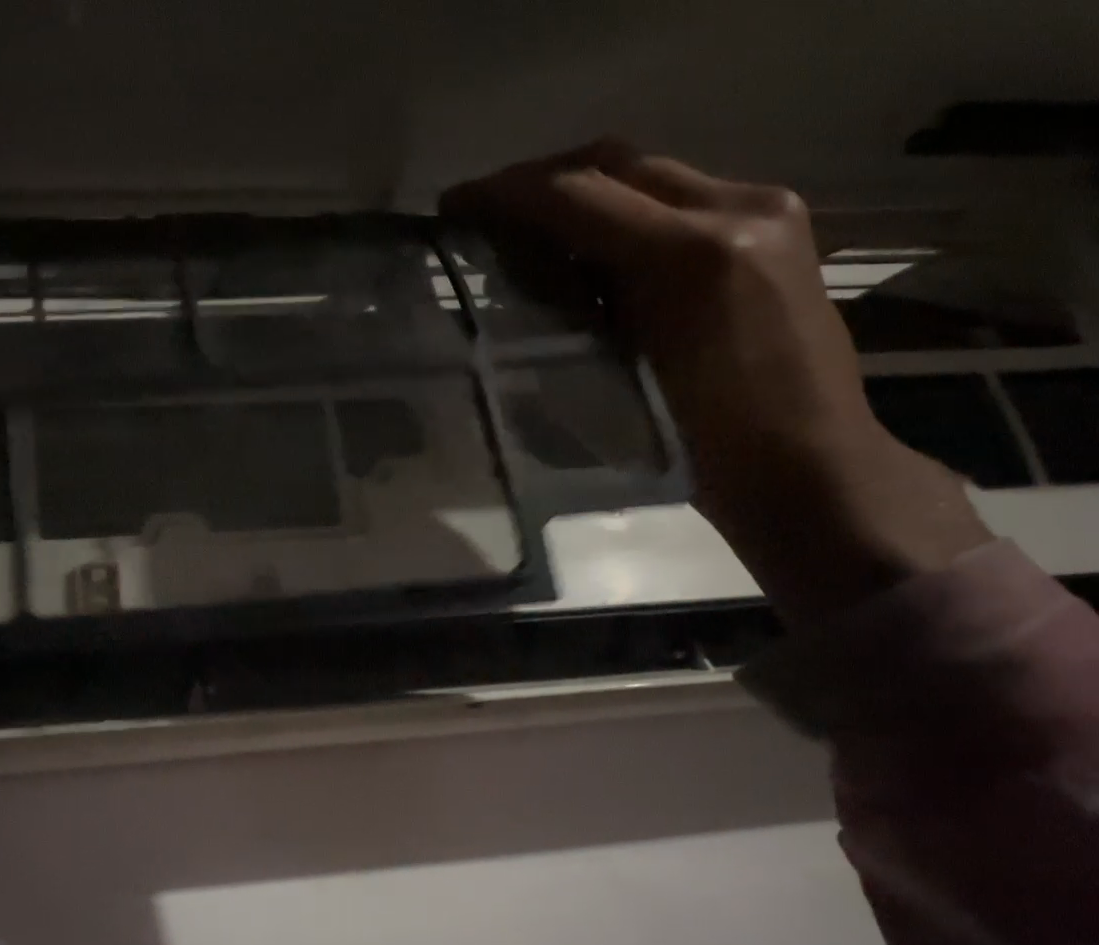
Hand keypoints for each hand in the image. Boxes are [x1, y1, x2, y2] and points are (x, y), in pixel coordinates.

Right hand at [445, 142, 993, 622]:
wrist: (805, 469)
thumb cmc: (698, 449)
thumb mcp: (609, 376)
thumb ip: (567, 305)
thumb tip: (513, 266)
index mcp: (693, 254)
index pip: (577, 195)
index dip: (504, 194)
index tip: (452, 207)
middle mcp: (736, 210)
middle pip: (613, 162)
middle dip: (538, 180)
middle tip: (484, 210)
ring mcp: (764, 212)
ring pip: (646, 172)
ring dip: (578, 191)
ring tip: (527, 227)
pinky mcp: (775, 228)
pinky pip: (679, 196)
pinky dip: (621, 209)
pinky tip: (591, 247)